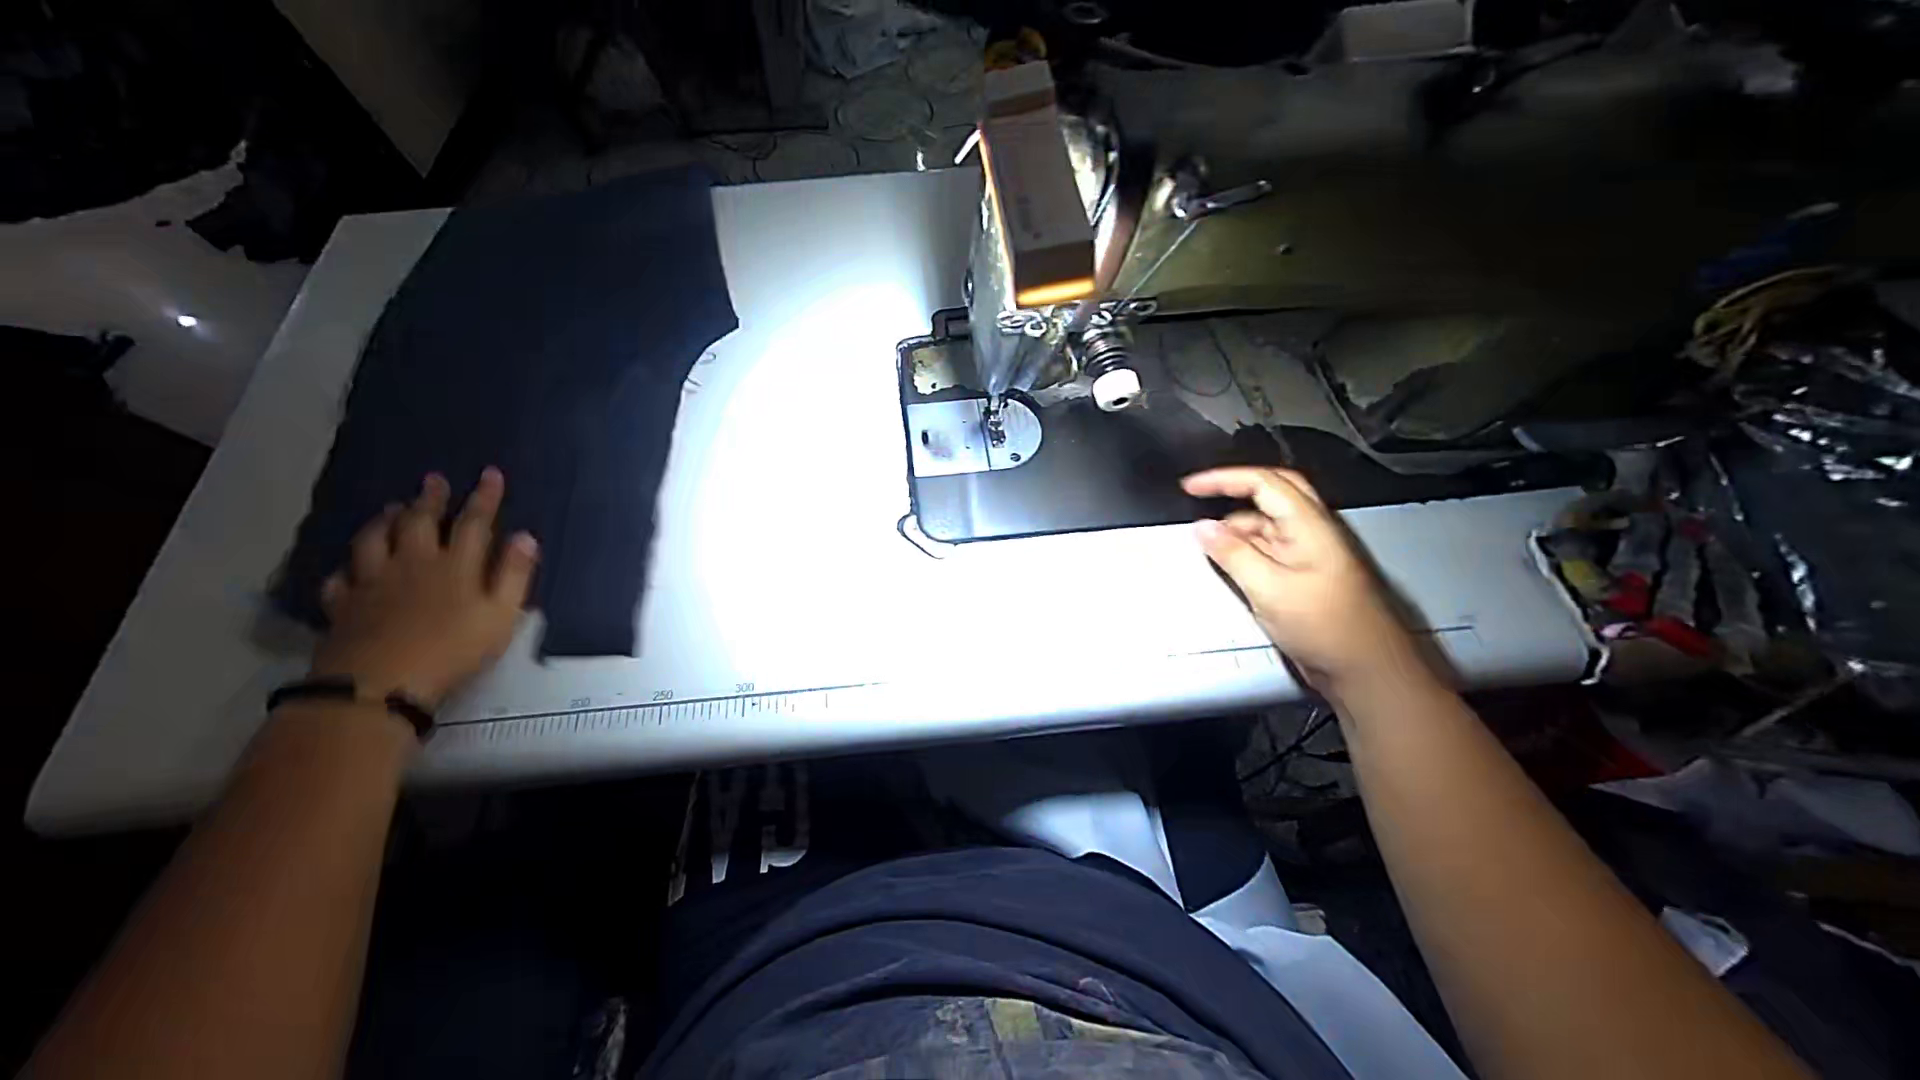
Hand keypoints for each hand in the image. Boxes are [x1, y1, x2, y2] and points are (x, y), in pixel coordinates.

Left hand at [309, 468, 537, 710]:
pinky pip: (341, 577)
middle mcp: (413, 563)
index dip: (484, 497)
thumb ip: (515, 575)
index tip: (490, 473)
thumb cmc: (454, 649)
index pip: (474, 522)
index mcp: (456, 565)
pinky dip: (348, 566)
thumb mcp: (501, 615)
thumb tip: (526, 537)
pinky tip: (351, 566)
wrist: (380, 683)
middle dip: (430, 499)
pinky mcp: (344, 605)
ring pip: (375, 539)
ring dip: (385, 520)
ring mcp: (373, 582)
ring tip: (391, 508)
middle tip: (433, 479)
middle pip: (420, 522)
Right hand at [1183, 466, 1429, 696]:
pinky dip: (1245, 549)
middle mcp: (1311, 532)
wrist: (1365, 669)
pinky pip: (1270, 548)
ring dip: (1237, 528)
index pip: (1263, 482)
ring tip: (1209, 546)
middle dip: (1232, 492)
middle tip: (1200, 498)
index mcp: (1309, 525)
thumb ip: (1232, 553)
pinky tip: (1229, 566)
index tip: (1192, 486)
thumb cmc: (1328, 629)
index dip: (1224, 479)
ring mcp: (1309, 552)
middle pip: (1270, 493)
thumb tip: (1203, 528)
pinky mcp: (1304, 574)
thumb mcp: (1269, 589)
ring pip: (1267, 523)